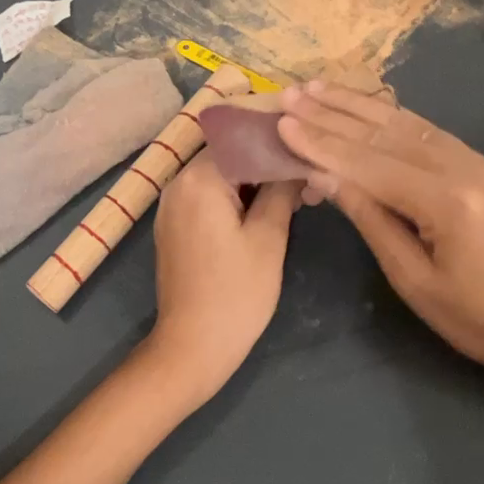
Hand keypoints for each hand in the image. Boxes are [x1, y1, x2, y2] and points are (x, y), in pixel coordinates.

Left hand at [145, 148, 300, 404]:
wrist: (192, 344)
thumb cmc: (236, 293)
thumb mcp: (268, 238)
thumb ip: (281, 191)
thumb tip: (299, 162)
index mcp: (199, 179)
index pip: (241, 139)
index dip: (278, 140)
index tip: (310, 146)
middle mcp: (178, 183)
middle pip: (228, 154)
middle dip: (268, 160)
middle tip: (308, 175)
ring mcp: (172, 205)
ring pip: (219, 175)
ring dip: (254, 180)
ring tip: (296, 193)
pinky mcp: (174, 226)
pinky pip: (207, 196)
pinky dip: (235, 196)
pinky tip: (267, 209)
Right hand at [277, 82, 483, 374]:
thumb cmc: (472, 318)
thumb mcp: (410, 277)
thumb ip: (368, 217)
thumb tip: (321, 175)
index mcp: (450, 203)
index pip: (370, 164)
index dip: (322, 143)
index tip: (282, 122)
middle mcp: (467, 169)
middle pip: (385, 135)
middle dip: (332, 114)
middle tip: (290, 94)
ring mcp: (479, 163)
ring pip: (405, 124)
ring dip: (356, 105)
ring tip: (316, 87)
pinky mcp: (482, 166)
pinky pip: (425, 133)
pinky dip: (386, 117)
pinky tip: (361, 105)